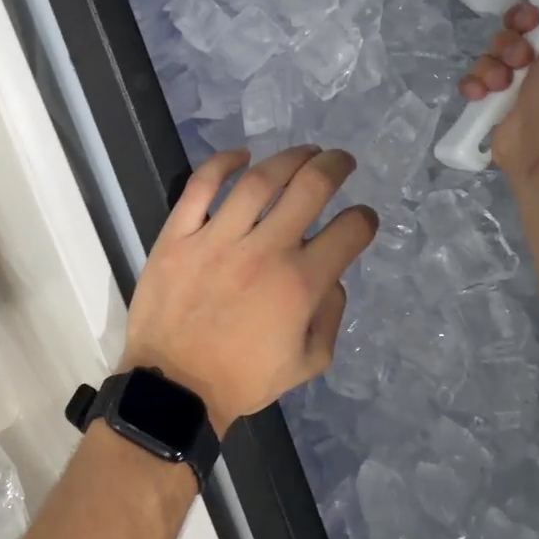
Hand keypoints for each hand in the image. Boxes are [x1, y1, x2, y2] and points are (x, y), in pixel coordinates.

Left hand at [120, 147, 378, 435]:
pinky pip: (200, 187)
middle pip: (308, 189)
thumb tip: (333, 277)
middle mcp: (264, 251)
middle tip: (340, 161)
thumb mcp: (307, 363)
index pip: (348, 233)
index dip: (363, 220)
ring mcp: (217, 238)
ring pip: (259, 180)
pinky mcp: (178, 234)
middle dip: (334, 167)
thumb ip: (329, 317)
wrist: (175, 386)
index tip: (362, 218)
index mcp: (300, 283)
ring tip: (303, 153)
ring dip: (288, 158)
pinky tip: (241, 155)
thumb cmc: (242, 378)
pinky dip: (221, 163)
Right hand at [457, 0, 538, 179]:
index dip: (530, 10)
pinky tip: (481, 94)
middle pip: (510, 33)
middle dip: (506, 40)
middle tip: (519, 57)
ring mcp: (520, 84)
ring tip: (501, 84)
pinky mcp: (495, 104)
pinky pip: (473, 81)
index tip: (532, 19)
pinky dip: (473, 84)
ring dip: (489, 65)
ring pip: (489, 56)